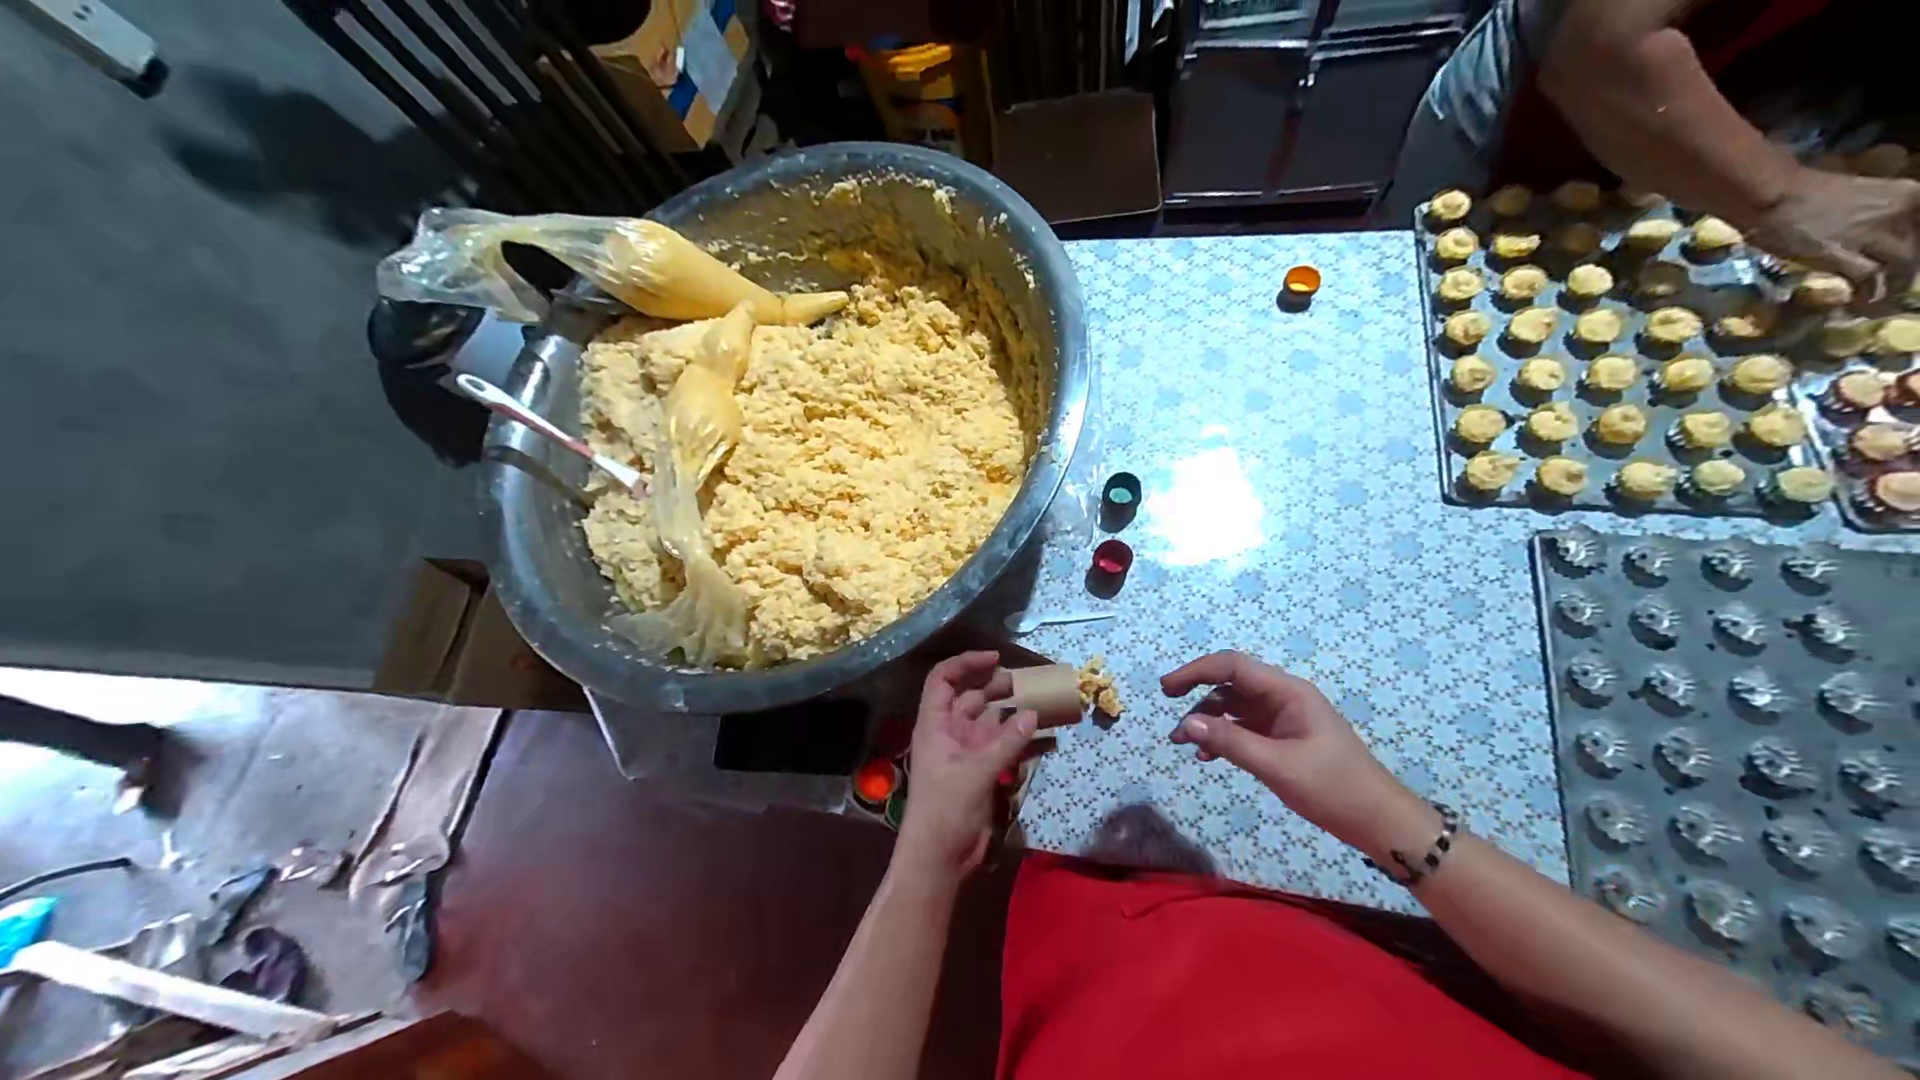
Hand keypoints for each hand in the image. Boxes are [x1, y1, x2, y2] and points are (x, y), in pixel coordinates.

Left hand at [896, 652, 1036, 884]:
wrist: (939, 858)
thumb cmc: (944, 810)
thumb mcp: (975, 773)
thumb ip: (1006, 742)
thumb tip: (1033, 714)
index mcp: (935, 725)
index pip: (943, 679)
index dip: (966, 663)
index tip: (996, 659)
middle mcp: (950, 732)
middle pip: (972, 697)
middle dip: (998, 687)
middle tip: (1028, 683)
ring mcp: (967, 752)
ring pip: (992, 722)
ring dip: (1014, 713)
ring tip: (1044, 704)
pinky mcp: (982, 771)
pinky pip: (1004, 747)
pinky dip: (1023, 740)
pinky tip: (1047, 737)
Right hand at [1162, 651, 1436, 862]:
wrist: (1379, 823)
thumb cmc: (1334, 788)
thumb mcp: (1278, 766)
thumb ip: (1230, 743)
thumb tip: (1186, 723)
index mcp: (1288, 692)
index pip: (1233, 666)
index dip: (1196, 671)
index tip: (1167, 688)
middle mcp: (1283, 698)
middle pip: (1230, 683)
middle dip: (1197, 693)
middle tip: (1167, 704)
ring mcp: (1282, 719)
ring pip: (1233, 707)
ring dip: (1206, 720)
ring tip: (1181, 741)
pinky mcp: (1281, 740)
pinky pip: (1242, 729)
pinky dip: (1221, 738)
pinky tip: (1207, 757)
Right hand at [1750, 168, 1919, 282]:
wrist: (1769, 196)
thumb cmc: (1806, 191)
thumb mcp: (1859, 195)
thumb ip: (1875, 212)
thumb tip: (1880, 232)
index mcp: (1911, 194)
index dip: (1917, 245)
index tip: (1909, 255)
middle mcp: (1901, 213)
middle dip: (1913, 265)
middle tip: (1900, 277)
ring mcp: (1871, 235)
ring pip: (1906, 262)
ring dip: (1897, 283)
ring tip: (1885, 296)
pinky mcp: (1841, 256)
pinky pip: (1868, 277)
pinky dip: (1869, 292)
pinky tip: (1864, 301)